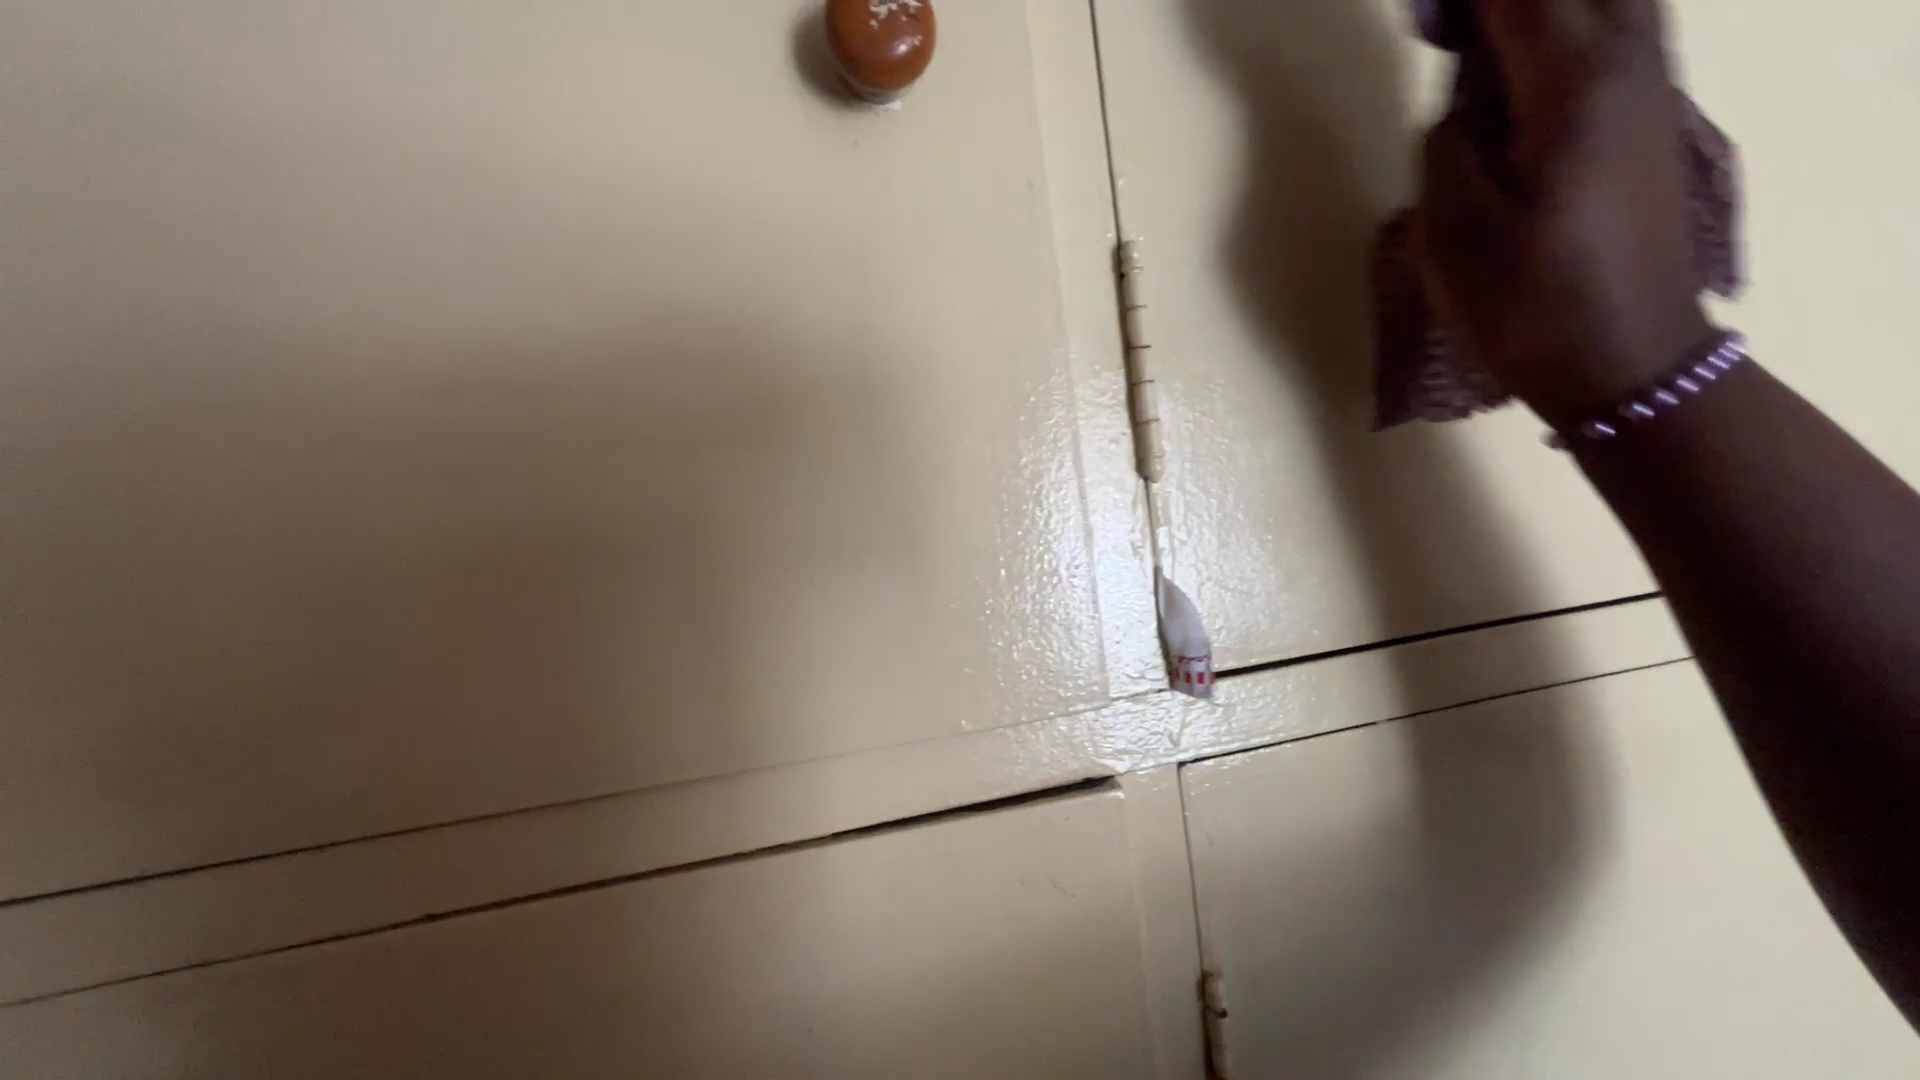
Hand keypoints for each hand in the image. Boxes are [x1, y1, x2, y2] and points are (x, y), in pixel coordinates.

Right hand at [1414, 0, 1711, 427]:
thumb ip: (1445, 148)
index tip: (1418, 15)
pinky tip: (1520, 80)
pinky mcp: (1652, 123)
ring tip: (1475, 53)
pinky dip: (1571, 32)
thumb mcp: (1454, 235)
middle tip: (1444, 31)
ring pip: (1611, 3)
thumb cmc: (1529, 305)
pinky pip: (1619, 37)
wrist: (1625, 361)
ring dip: (1542, 14)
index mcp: (1575, 88)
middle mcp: (1630, 67)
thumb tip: (1458, 110)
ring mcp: (1652, 92)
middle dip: (1505, 1)